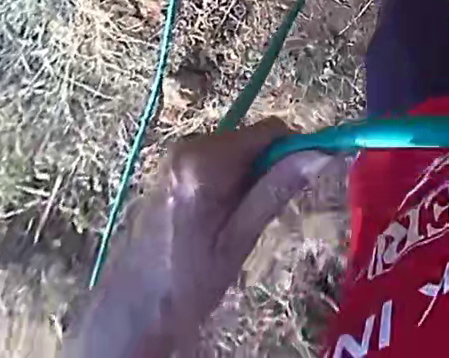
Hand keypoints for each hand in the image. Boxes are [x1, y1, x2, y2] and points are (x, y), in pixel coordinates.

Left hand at [66, 119, 329, 357]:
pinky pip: (220, 158)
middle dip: (269, 167)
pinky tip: (220, 216)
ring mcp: (177, 154)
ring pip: (239, 149)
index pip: (270, 130)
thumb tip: (323, 153)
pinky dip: (232, 179)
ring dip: (251, 175)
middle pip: (253, 138)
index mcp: (204, 161)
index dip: (294, 149)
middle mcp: (189, 145)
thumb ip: (277, 190)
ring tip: (239, 220)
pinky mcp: (172, 166)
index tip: (305, 179)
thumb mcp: (238, 241)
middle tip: (263, 212)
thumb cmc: (185, 285)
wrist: (125, 319)